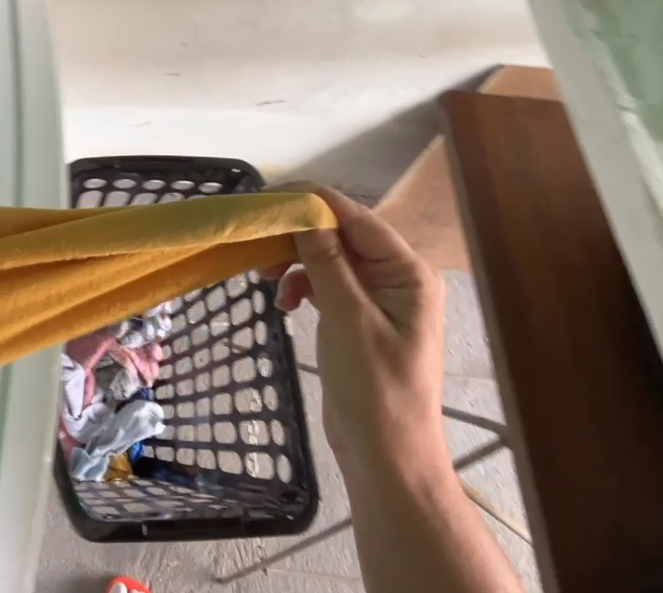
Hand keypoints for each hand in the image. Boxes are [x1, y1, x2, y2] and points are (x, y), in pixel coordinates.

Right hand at [269, 184, 448, 483]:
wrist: (387, 460)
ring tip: (264, 277)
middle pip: (340, 233)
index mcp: (406, 271)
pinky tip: (285, 304)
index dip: (310, 203)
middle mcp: (395, 275)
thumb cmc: (375, 391)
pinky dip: (301, 285)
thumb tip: (303, 212)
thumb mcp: (347, 320)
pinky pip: (325, 281)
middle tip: (256, 245)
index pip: (355, 216)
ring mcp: (377, 296)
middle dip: (297, 234)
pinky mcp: (357, 315)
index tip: (265, 202)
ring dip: (295, 260)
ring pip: (328, 256)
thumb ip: (326, 262)